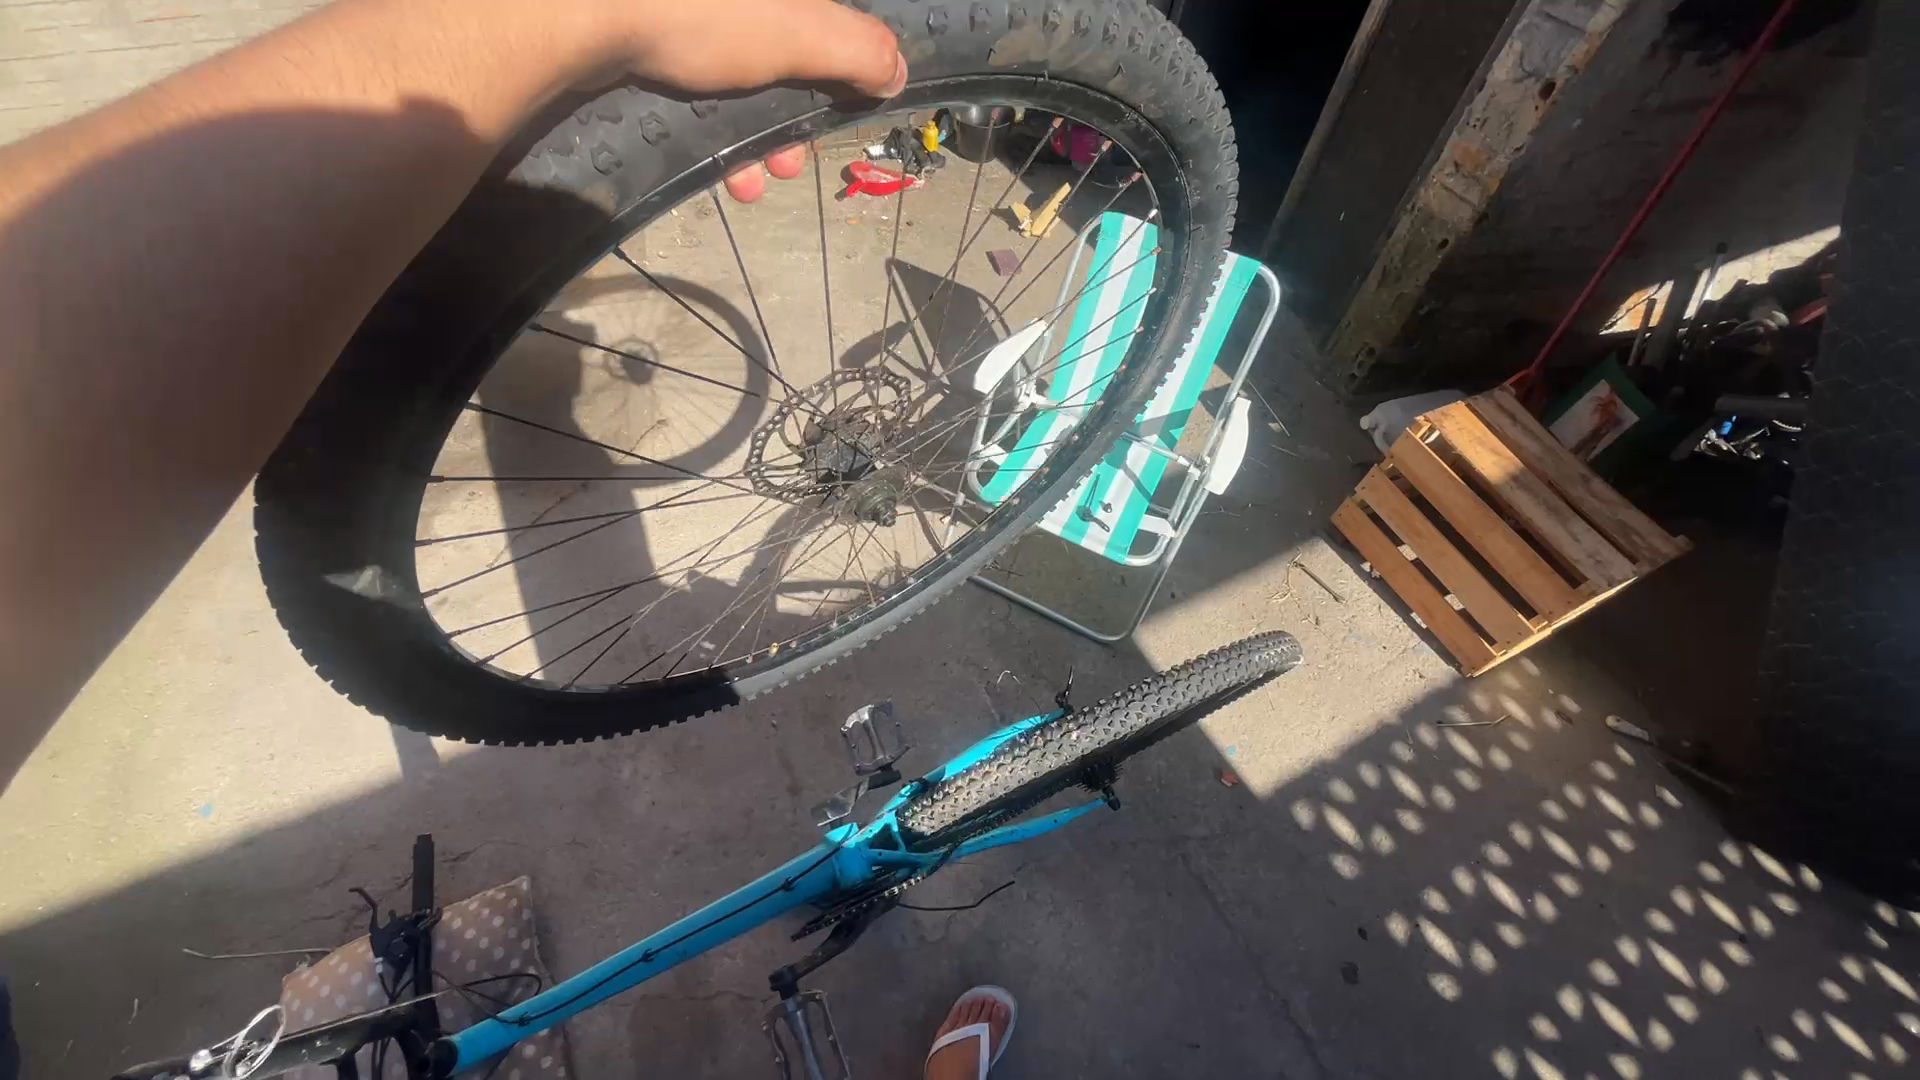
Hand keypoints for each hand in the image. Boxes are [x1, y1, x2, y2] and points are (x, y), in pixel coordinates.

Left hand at [585, 0, 907, 202]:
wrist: (574, 10)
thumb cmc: (700, 11)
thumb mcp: (798, 30)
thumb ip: (855, 48)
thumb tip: (898, 68)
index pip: (823, 23)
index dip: (841, 69)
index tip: (841, 113)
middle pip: (782, 52)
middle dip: (792, 120)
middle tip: (789, 164)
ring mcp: (690, 9)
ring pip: (738, 75)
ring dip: (754, 139)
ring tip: (751, 184)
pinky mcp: (646, 26)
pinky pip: (696, 80)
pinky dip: (712, 126)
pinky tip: (717, 168)